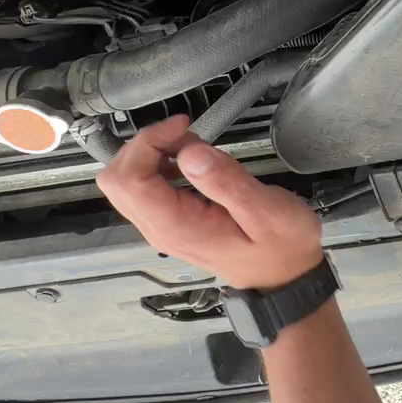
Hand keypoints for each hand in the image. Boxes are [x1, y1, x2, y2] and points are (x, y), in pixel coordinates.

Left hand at [96, 114, 323, 289]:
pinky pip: (146, 188)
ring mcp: (162, 226)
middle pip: (117, 179)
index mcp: (177, 226)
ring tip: (196, 147)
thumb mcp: (265, 211)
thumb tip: (189, 153)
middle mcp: (160, 228)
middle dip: (147, 145)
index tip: (183, 126)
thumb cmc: (281, 246)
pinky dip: (161, 164)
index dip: (148, 143)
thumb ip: (226, 181)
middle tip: (190, 135)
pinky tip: (194, 160)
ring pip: (127, 182)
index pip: (129, 179)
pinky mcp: (171, 221)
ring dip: (153, 153)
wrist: (285, 276)